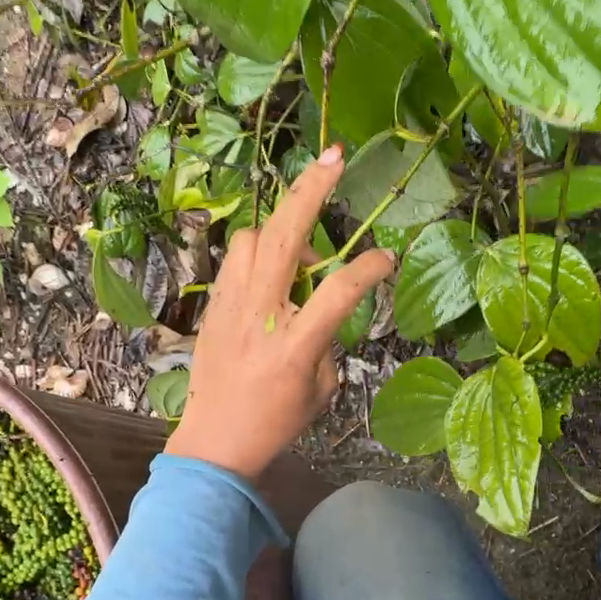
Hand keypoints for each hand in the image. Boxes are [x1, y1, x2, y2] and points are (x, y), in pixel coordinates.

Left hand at [164, 147, 395, 479]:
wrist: (215, 442)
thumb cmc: (276, 422)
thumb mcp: (320, 388)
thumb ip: (327, 341)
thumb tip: (323, 306)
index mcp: (294, 347)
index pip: (339, 292)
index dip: (368, 268)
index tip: (386, 260)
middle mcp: (260, 317)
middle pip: (285, 236)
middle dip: (311, 189)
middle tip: (334, 157)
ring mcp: (231, 307)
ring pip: (255, 237)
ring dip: (284, 230)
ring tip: (304, 255)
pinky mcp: (214, 305)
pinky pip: (237, 257)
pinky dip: (260, 250)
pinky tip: (274, 268)